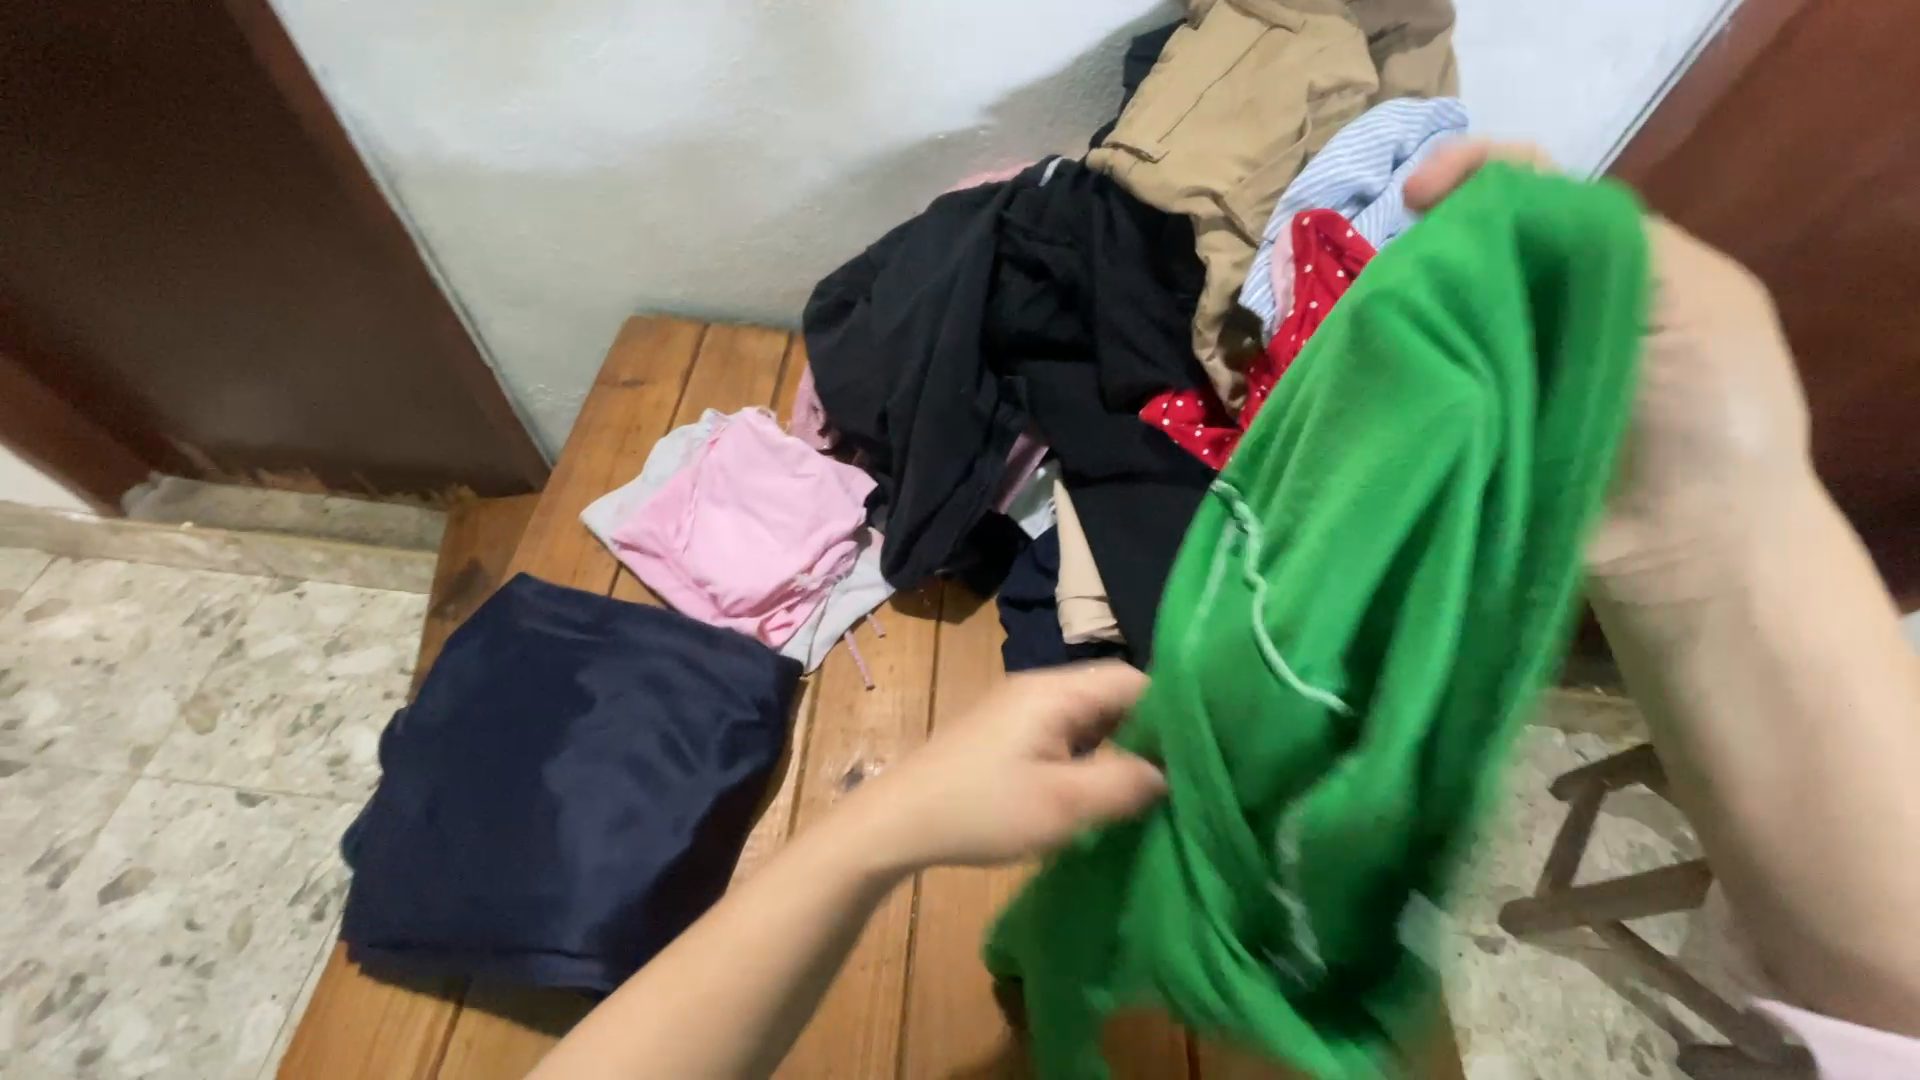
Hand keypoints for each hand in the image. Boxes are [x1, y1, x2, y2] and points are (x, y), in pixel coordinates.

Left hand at [846, 662, 1165, 870]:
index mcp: (1056, 691)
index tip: (1204, 748)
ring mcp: (1021, 708)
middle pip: (1111, 694)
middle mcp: (1041, 687)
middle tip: (1184, 774)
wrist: (899, 819)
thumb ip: (1122, 784)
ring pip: (1090, 715)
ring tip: (1151, 785)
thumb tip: (1170, 772)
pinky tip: (1102, 787)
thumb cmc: (981, 809)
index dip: (1173, 709)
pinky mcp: (1009, 731)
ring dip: (1119, 745)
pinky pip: (1066, 731)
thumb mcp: (1061, 805)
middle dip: (1149, 730)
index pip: (1132, 678)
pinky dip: (1091, 753)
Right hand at [1406, 140, 1815, 599]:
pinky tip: (1364, 365)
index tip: (1416, 192)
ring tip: (1360, 320)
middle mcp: (1540, 312)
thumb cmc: (1707, 417)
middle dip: (1422, 248)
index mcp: (1602, 268)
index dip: (1472, 176)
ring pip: (1432, 317)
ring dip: (1398, 311)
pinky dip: (1392, 369)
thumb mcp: (1693, 300)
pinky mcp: (1460, 423)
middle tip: (1380, 270)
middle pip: (1466, 255)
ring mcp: (1493, 371)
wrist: (1684, 545)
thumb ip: (1610, 241)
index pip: (1528, 197)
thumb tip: (1492, 207)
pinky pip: (1418, 381)